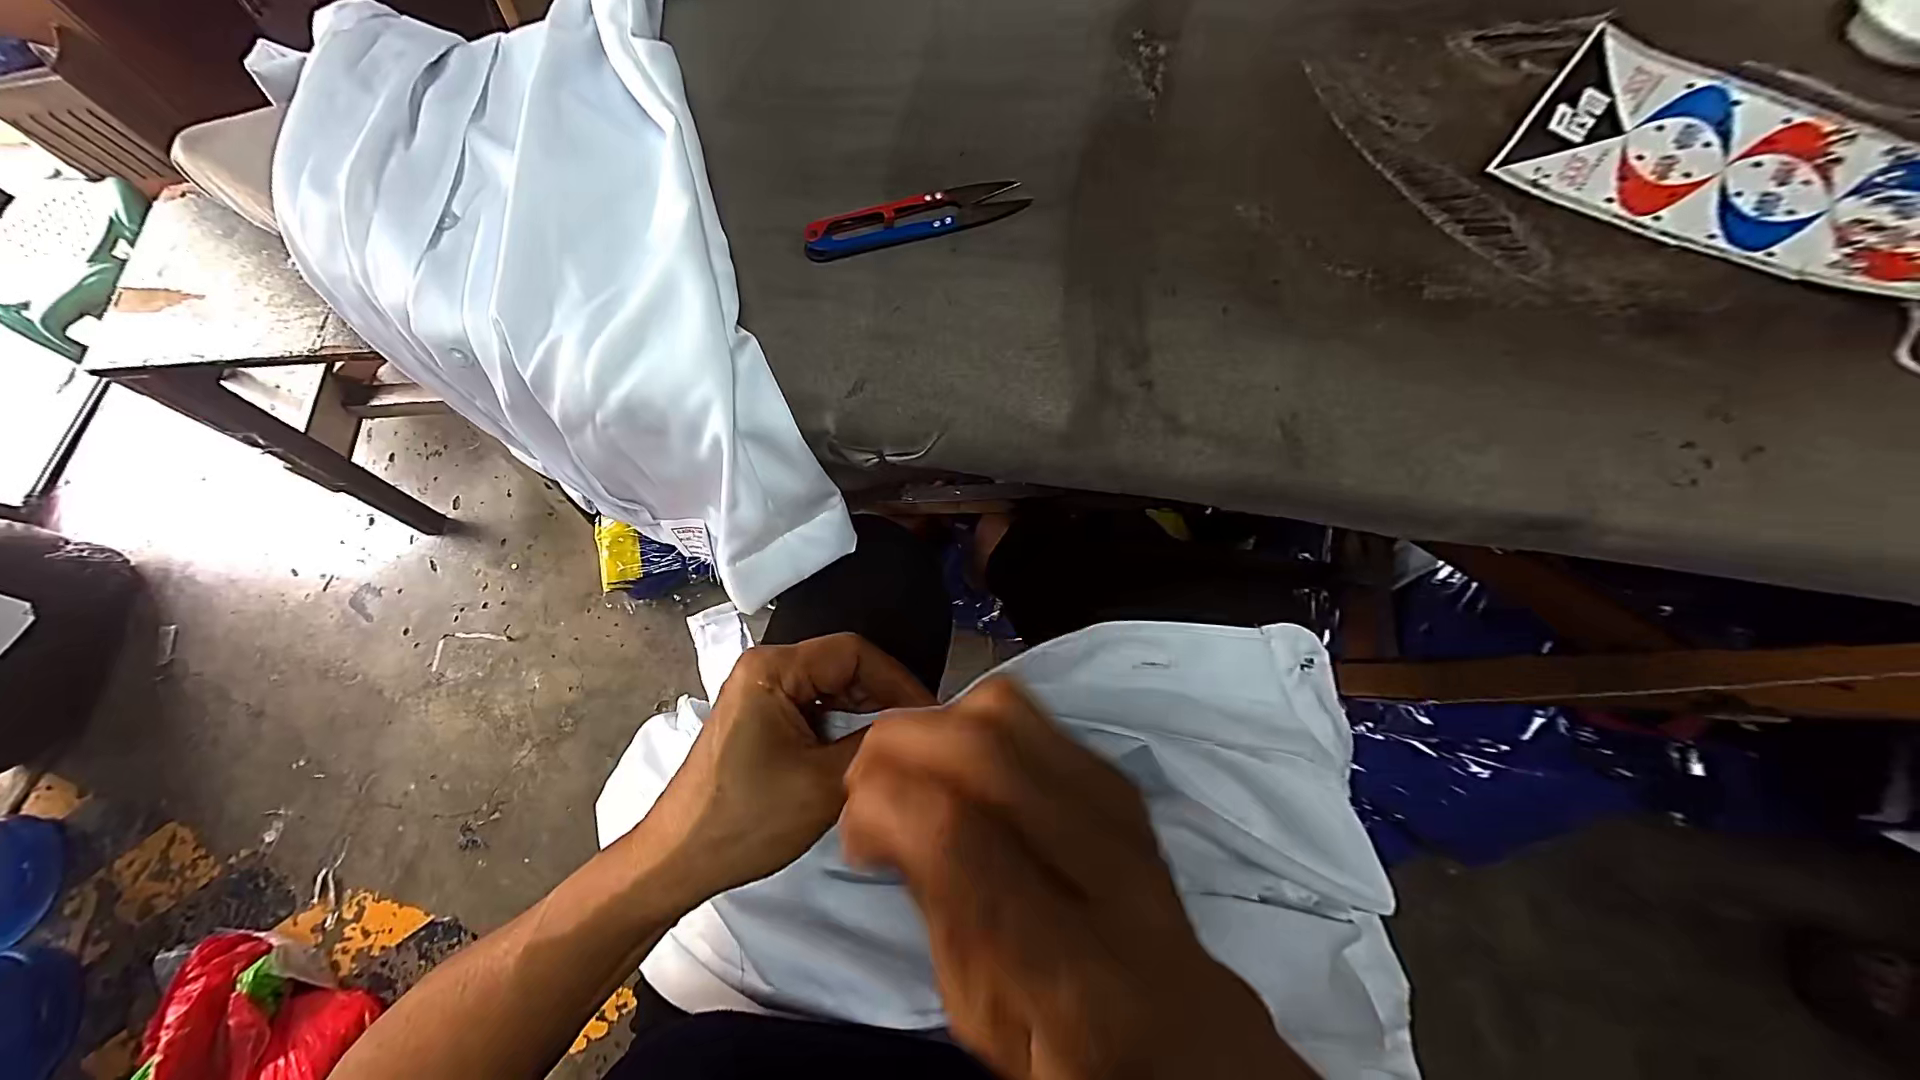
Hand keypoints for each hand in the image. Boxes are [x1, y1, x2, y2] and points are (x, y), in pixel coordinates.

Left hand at [640, 633, 935, 900]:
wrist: (678, 862)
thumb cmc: (740, 822)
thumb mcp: (824, 783)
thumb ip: (875, 744)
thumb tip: (914, 725)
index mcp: (772, 670)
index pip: (854, 652)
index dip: (898, 680)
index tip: (927, 711)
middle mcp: (764, 669)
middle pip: (844, 666)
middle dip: (884, 697)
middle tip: (917, 731)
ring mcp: (761, 692)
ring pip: (834, 687)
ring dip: (866, 713)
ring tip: (896, 743)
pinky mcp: (762, 715)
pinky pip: (816, 706)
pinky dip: (844, 725)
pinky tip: (864, 751)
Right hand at [841, 677, 1313, 1079]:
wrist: (1178, 1022)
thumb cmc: (1068, 1045)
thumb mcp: (984, 1017)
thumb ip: (938, 908)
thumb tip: (882, 810)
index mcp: (1074, 973)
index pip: (960, 839)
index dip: (886, 804)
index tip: (855, 819)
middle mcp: (1110, 870)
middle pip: (985, 750)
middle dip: (901, 744)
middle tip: (866, 779)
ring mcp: (1123, 812)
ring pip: (1008, 711)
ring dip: (936, 723)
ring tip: (911, 766)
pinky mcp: (1118, 779)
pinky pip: (1029, 714)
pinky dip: (971, 719)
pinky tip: (956, 763)